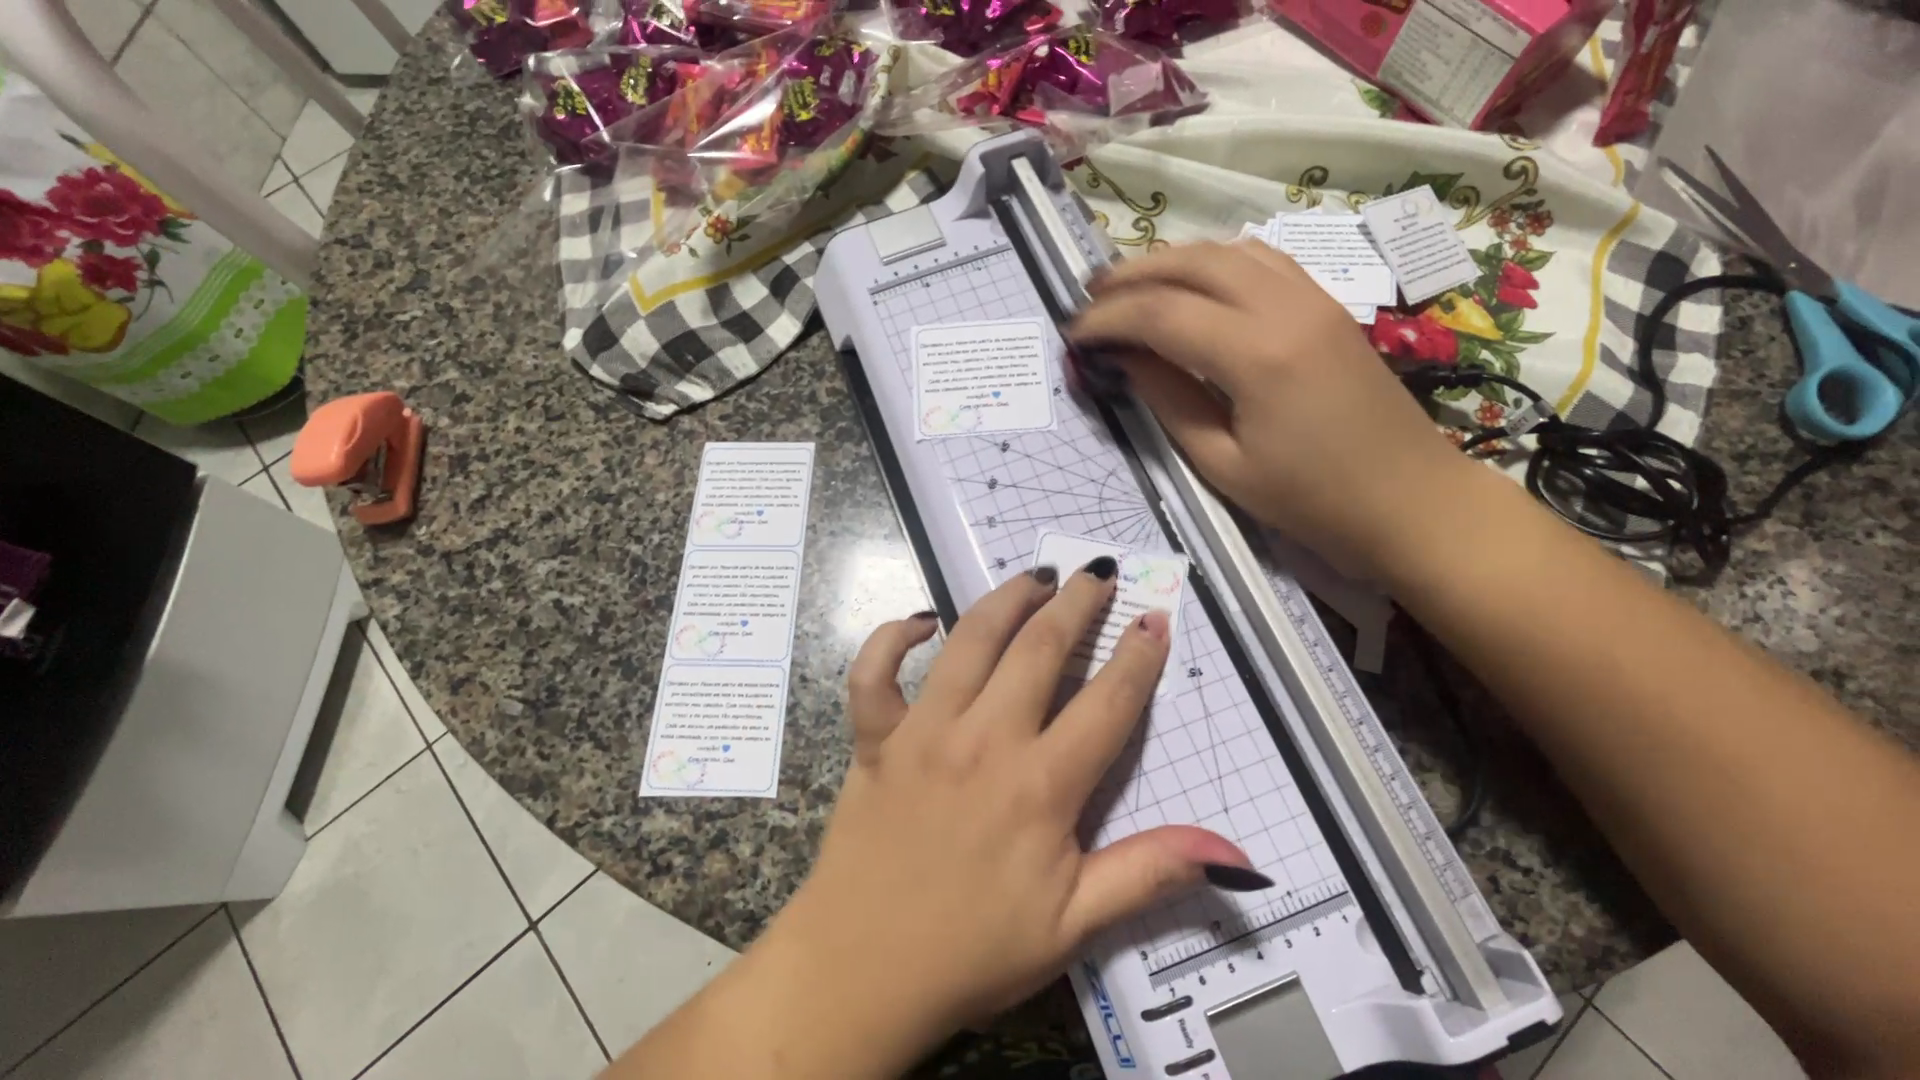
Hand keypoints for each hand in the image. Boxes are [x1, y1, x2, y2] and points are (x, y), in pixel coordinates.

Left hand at [770, 563, 1260, 1061]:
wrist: (862, 971)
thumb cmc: (973, 952)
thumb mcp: (1074, 925)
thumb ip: (1148, 873)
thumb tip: (1234, 852)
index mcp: (1040, 786)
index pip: (1106, 703)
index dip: (1137, 657)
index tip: (1155, 619)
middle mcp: (984, 741)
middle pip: (1040, 649)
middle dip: (1076, 604)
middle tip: (1095, 575)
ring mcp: (923, 733)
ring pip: (970, 640)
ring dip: (1006, 600)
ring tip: (1034, 578)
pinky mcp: (874, 739)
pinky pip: (873, 671)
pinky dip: (891, 637)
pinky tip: (919, 622)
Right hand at [1069, 241, 1474, 579]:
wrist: (1410, 501)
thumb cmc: (1312, 500)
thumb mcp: (1223, 464)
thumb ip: (1168, 400)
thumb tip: (1122, 358)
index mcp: (1255, 354)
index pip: (1160, 312)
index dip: (1108, 319)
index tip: (1073, 334)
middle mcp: (1284, 307)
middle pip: (1191, 263)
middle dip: (1131, 274)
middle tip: (1089, 297)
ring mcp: (1312, 298)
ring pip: (1227, 250)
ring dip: (1172, 259)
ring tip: (1131, 285)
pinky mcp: (1327, 305)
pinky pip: (1261, 260)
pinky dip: (1215, 261)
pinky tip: (1194, 285)